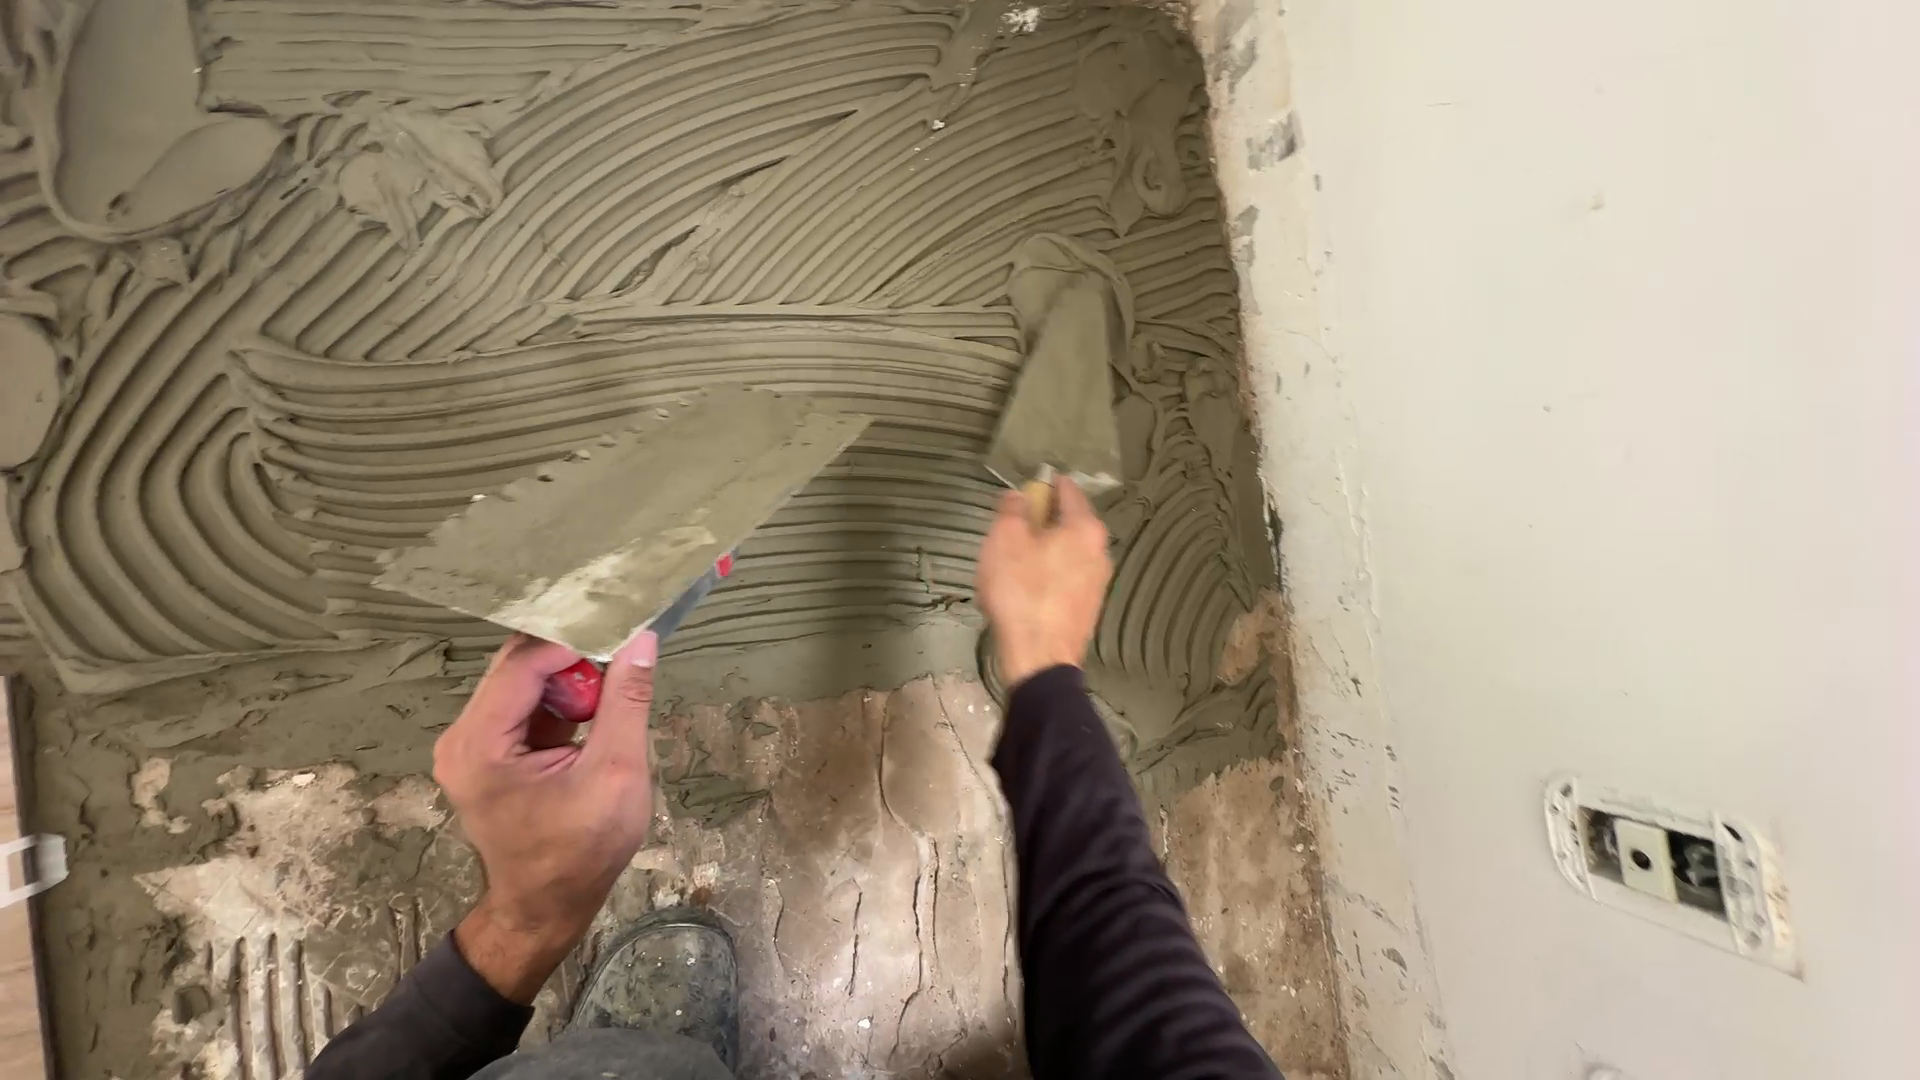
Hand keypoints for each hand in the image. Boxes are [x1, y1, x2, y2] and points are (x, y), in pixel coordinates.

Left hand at [434, 631, 658, 1001]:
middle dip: (573, 658)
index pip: (524, 664)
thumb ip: (627, 701)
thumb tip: (642, 640)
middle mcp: (463, 736)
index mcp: (481, 744)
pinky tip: (596, 709)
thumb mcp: (617, 771)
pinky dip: (564, 700)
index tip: (624, 635)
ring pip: (525, 681)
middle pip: (518, 666)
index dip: (575, 642)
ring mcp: (473, 744)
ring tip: (615, 686)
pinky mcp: (491, 751)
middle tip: (624, 653)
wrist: (548, 906)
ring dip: (571, 679)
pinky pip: (527, 703)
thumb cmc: (583, 847)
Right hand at [975, 478, 1112, 688]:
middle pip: (1069, 522)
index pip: (1068, 490)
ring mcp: (1097, 582)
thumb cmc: (1020, 592)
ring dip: (1042, 550)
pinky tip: (1023, 590)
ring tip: (1012, 562)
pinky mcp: (1088, 608)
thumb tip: (1020, 495)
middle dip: (1041, 521)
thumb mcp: (1005, 540)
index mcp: (1085, 528)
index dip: (1044, 483)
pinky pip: (1065, 578)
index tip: (1023, 488)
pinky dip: (1046, 575)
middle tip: (1010, 528)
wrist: (1038, 658)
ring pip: (1066, 552)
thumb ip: (1013, 509)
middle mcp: (1100, 551)